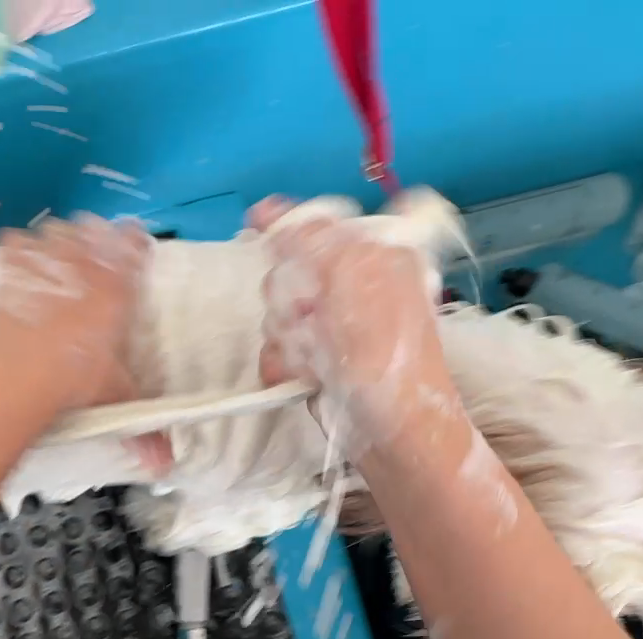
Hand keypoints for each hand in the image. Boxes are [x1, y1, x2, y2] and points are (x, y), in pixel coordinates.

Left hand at [0, 213, 170, 471]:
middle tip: (90, 245)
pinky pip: (12, 249)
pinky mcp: (9, 279)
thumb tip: (166, 466)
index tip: (136, 241)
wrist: (19, 379)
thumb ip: (140, 427)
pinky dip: (14, 248)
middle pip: (93, 236)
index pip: (134, 254)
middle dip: (93, 237)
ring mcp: (44, 273)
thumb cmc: (72, 385)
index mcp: (115, 295)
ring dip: (56, 239)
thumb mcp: (112, 400)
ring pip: (55, 236)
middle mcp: (82, 274)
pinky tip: (13, 250)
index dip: (136, 244)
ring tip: (55, 247)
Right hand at [246, 196, 467, 459]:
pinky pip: (274, 349)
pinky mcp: (312, 358)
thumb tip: (269, 209)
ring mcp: (329, 325)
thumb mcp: (352, 276)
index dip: (287, 227)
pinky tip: (304, 374)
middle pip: (287, 270)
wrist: (386, 425)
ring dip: (287, 337)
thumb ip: (312, 238)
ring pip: (275, 313)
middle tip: (311, 317)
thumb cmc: (382, 350)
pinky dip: (283, 363)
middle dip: (289, 298)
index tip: (256, 224)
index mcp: (374, 254)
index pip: (317, 223)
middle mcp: (351, 285)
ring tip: (315, 356)